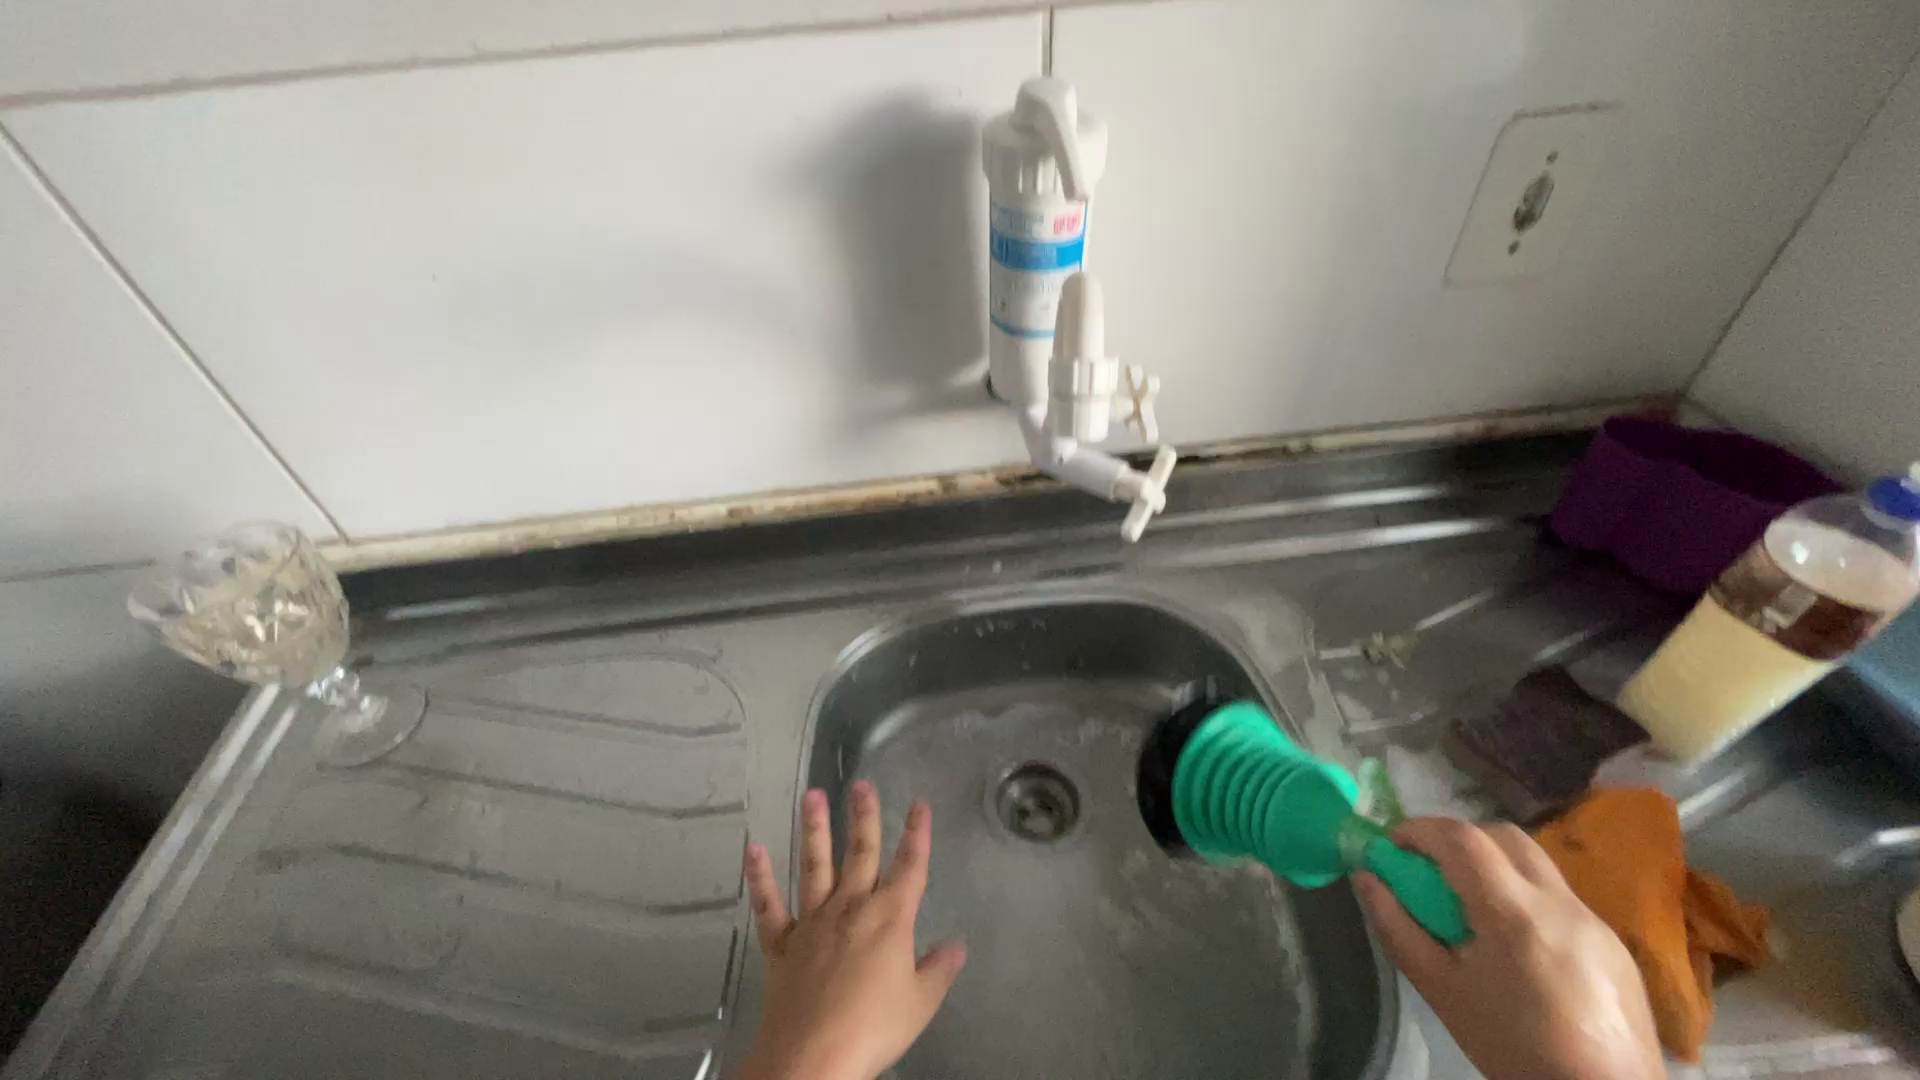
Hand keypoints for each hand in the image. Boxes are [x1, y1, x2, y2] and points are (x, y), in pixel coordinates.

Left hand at [737, 782, 966, 1079]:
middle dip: (864, 817)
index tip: (919, 804)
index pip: (910, 867)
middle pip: (861, 854)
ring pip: (815, 867)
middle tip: (861, 783)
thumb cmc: (873, 1028)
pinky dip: (760, 878)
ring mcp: (813, 922)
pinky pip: (770, 906)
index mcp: (890, 918)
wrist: (812, 1056)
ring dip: (815, 830)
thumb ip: (938, 970)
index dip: (917, 834)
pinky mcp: (782, 944)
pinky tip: (753, 850)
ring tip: (813, 795)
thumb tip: (956, 946)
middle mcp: (851, 908)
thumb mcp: (920, 1004)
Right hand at [1355, 818, 1662, 1079]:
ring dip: (1492, 862)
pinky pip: (1556, 895)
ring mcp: (1593, 920)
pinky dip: (1522, 893)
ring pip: (1533, 861)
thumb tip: (1365, 877)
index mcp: (1514, 913)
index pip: (1461, 838)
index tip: (1391, 845)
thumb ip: (1396, 925)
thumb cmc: (1511, 1046)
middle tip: (1427, 867)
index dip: (1418, 829)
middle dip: (1456, 838)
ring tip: (1467, 904)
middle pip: (1502, 835)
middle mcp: (1559, 902)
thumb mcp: (1438, 987)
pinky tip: (1512, 940)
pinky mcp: (1613, 942)